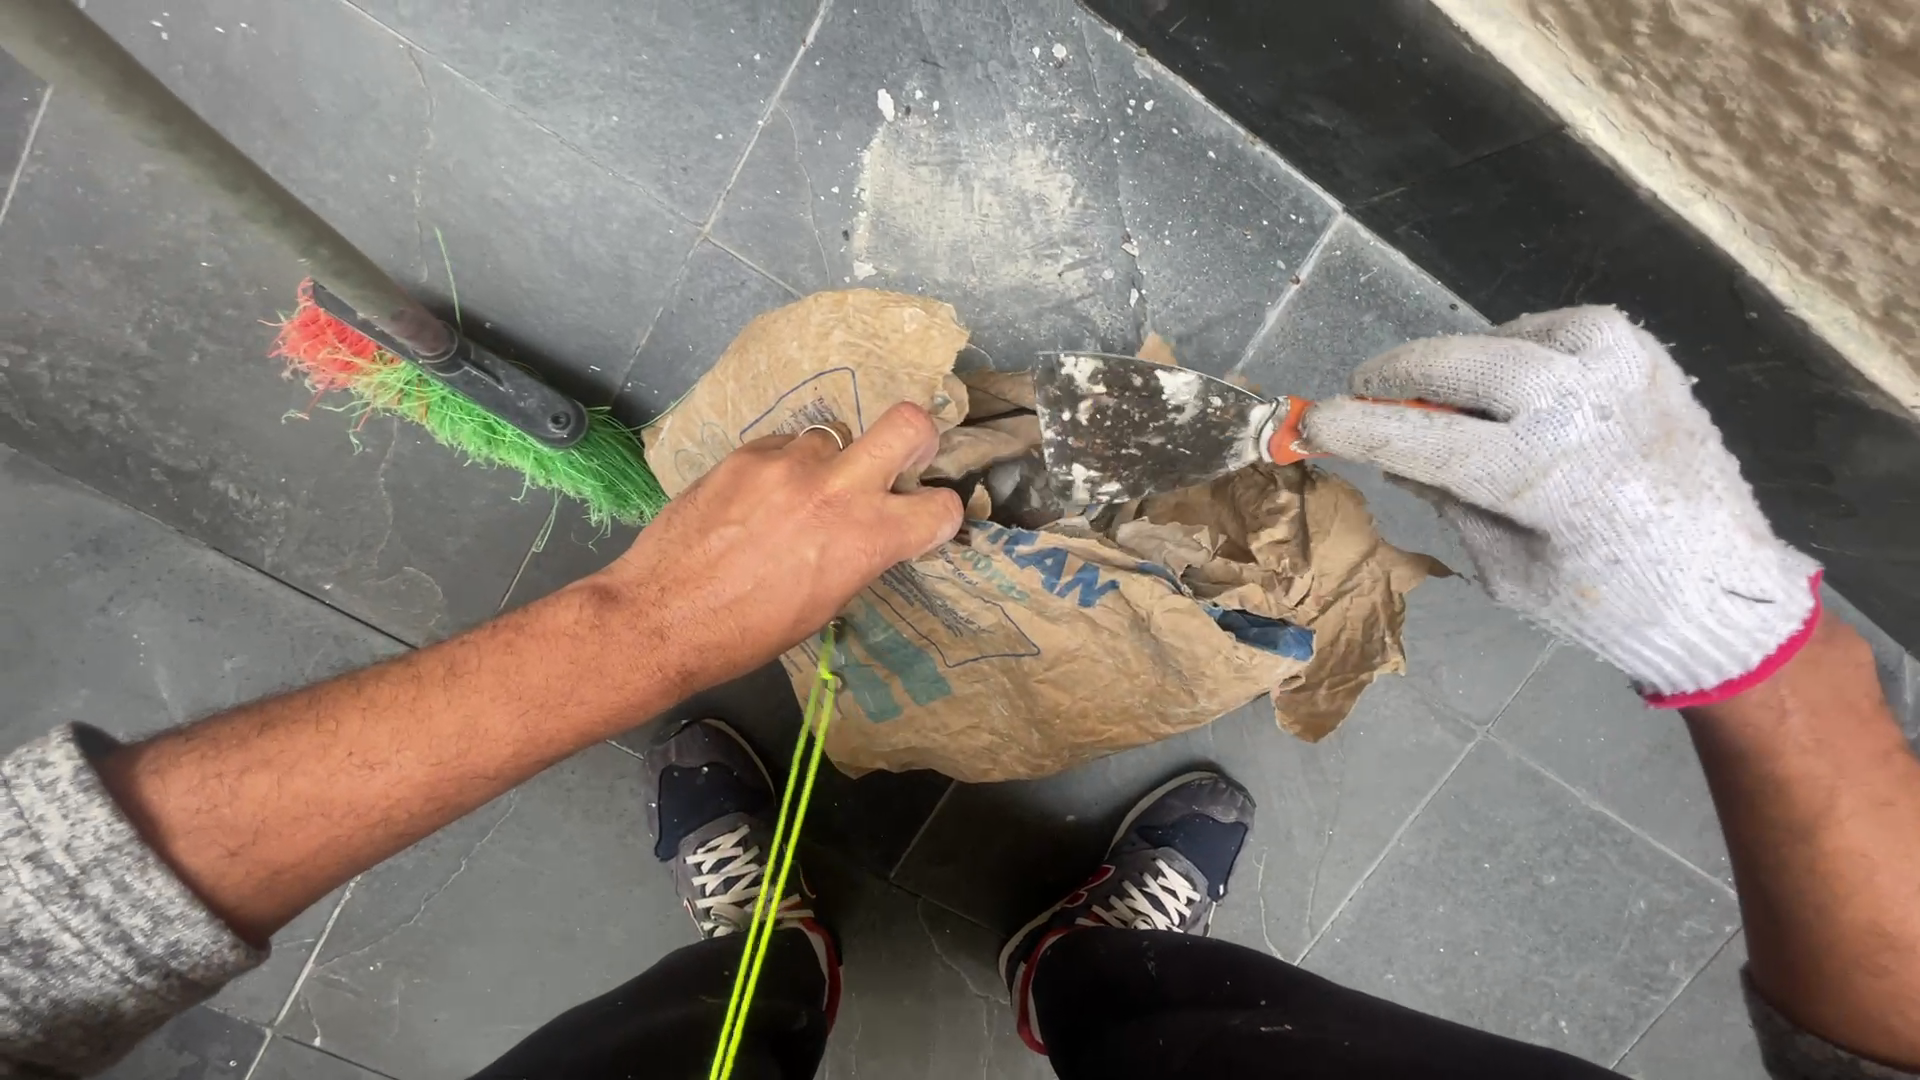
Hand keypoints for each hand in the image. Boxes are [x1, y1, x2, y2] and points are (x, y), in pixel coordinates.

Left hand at [586, 403, 963, 694]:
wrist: (661, 615)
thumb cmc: (750, 631)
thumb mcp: (826, 602)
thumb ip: (861, 552)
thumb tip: (874, 529)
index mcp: (865, 537)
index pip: (942, 507)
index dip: (940, 516)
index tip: (925, 521)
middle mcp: (836, 487)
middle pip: (908, 423)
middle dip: (917, 440)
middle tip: (900, 462)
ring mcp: (787, 461)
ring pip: (833, 438)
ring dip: (829, 463)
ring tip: (795, 497)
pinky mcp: (745, 452)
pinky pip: (784, 446)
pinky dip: (783, 468)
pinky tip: (756, 499)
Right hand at [1303, 306, 1819, 704]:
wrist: (1722, 592)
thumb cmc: (1600, 601)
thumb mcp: (1501, 567)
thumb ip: (1447, 500)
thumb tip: (1395, 454)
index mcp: (1551, 483)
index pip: (1425, 441)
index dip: (1357, 428)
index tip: (1309, 422)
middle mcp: (1590, 413)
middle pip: (1468, 363)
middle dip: (1400, 373)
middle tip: (1364, 389)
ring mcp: (1628, 374)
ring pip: (1512, 336)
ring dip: (1458, 360)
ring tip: (1438, 393)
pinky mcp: (1649, 360)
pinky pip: (1560, 329)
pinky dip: (1514, 345)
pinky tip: (1503, 378)